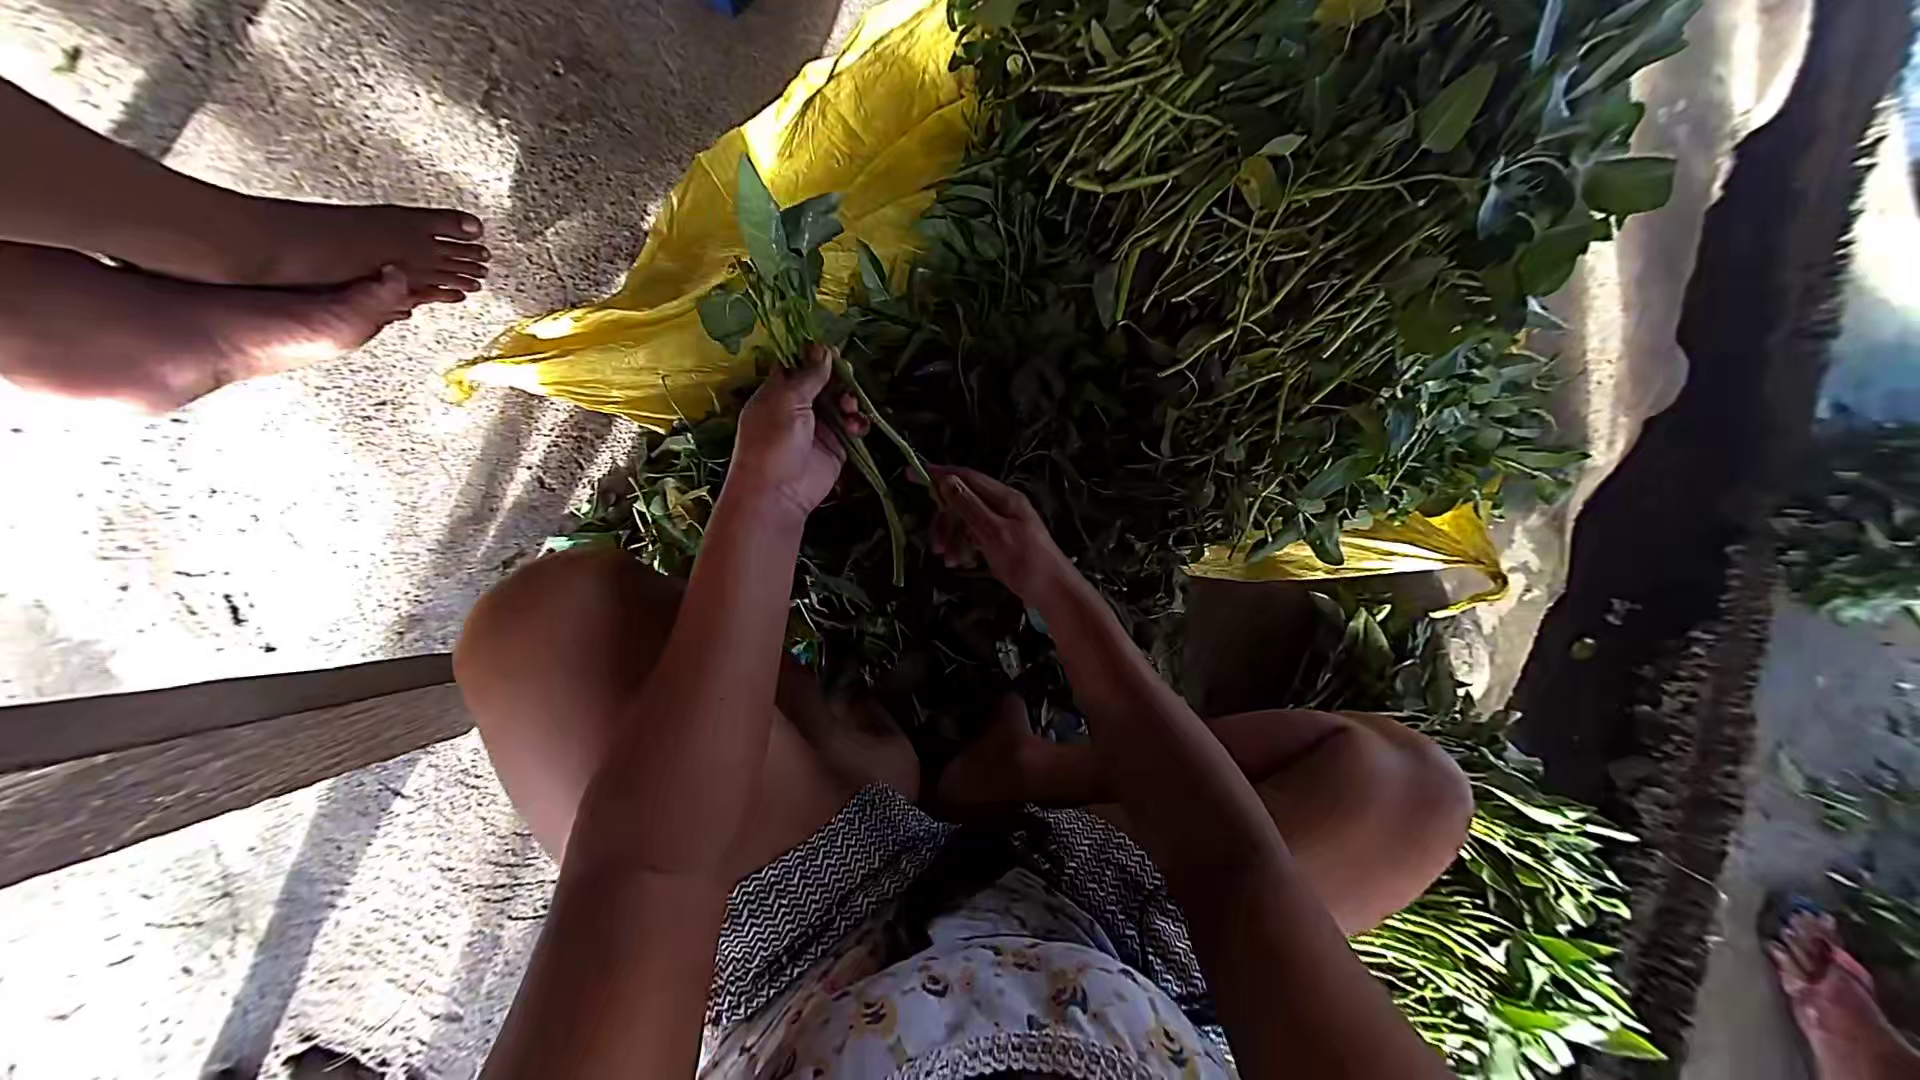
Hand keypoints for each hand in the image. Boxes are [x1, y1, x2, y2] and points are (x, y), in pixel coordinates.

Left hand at [729, 344, 868, 519]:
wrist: (777, 492)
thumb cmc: (773, 441)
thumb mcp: (787, 400)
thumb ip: (809, 376)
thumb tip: (823, 350)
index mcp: (778, 391)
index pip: (797, 366)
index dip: (814, 356)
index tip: (832, 350)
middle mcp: (798, 407)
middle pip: (824, 383)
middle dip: (838, 378)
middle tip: (848, 375)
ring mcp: (819, 427)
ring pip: (841, 403)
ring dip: (849, 400)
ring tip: (849, 407)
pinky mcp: (836, 446)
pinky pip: (852, 428)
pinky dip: (858, 423)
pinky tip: (857, 425)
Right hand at [929, 466, 1084, 606]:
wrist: (1054, 592)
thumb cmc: (1027, 561)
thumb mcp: (993, 532)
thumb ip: (969, 506)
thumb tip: (947, 480)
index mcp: (1004, 497)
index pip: (965, 477)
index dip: (939, 475)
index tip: (912, 473)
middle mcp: (1002, 506)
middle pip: (962, 502)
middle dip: (945, 520)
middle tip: (936, 543)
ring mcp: (1002, 525)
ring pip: (966, 522)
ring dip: (953, 538)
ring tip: (950, 561)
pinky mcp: (1001, 543)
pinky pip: (974, 538)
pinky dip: (964, 548)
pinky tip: (961, 563)